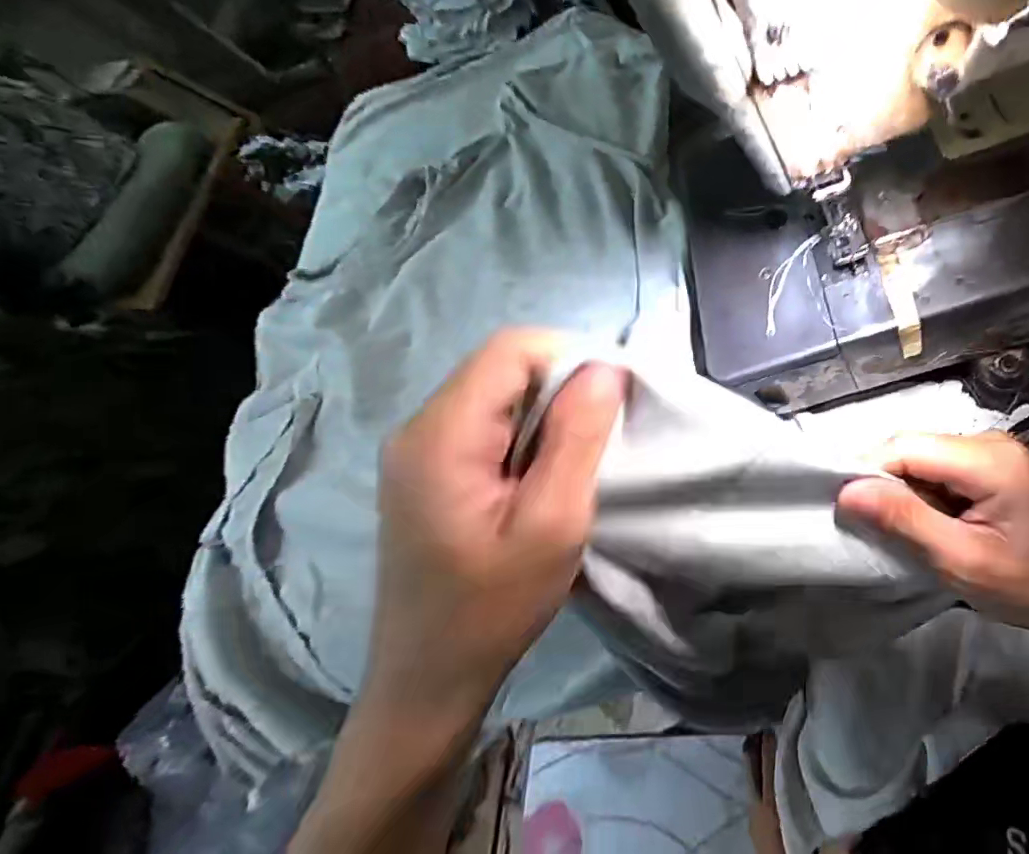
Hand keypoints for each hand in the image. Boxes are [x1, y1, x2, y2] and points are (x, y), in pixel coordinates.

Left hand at [372, 329, 624, 700]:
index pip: (510, 350)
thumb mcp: (552, 524)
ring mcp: (417, 447)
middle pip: (501, 366)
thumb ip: (577, 438)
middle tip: (600, 433)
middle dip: (560, 385)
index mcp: (441, 434)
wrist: (428, 679)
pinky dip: (525, 431)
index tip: (611, 397)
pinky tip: (542, 473)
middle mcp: (419, 426)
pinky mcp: (427, 467)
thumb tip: (604, 368)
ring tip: (575, 457)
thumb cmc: (492, 609)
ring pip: (496, 391)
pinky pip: (485, 421)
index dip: (569, 356)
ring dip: (546, 410)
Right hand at [837, 431, 1028, 644]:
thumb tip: (847, 491)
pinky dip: (920, 488)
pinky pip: (934, 463)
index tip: (846, 506)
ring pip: (919, 454)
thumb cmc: (1028, 587)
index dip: (869, 470)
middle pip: (912, 446)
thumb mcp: (962, 561)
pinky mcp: (986, 459)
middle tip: (872, 522)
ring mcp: (989, 447)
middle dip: (885, 480)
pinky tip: (926, 517)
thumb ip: (905, 521)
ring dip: (901, 486)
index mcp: (991, 461)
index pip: (908, 448)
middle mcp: (990, 440)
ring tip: (900, 525)